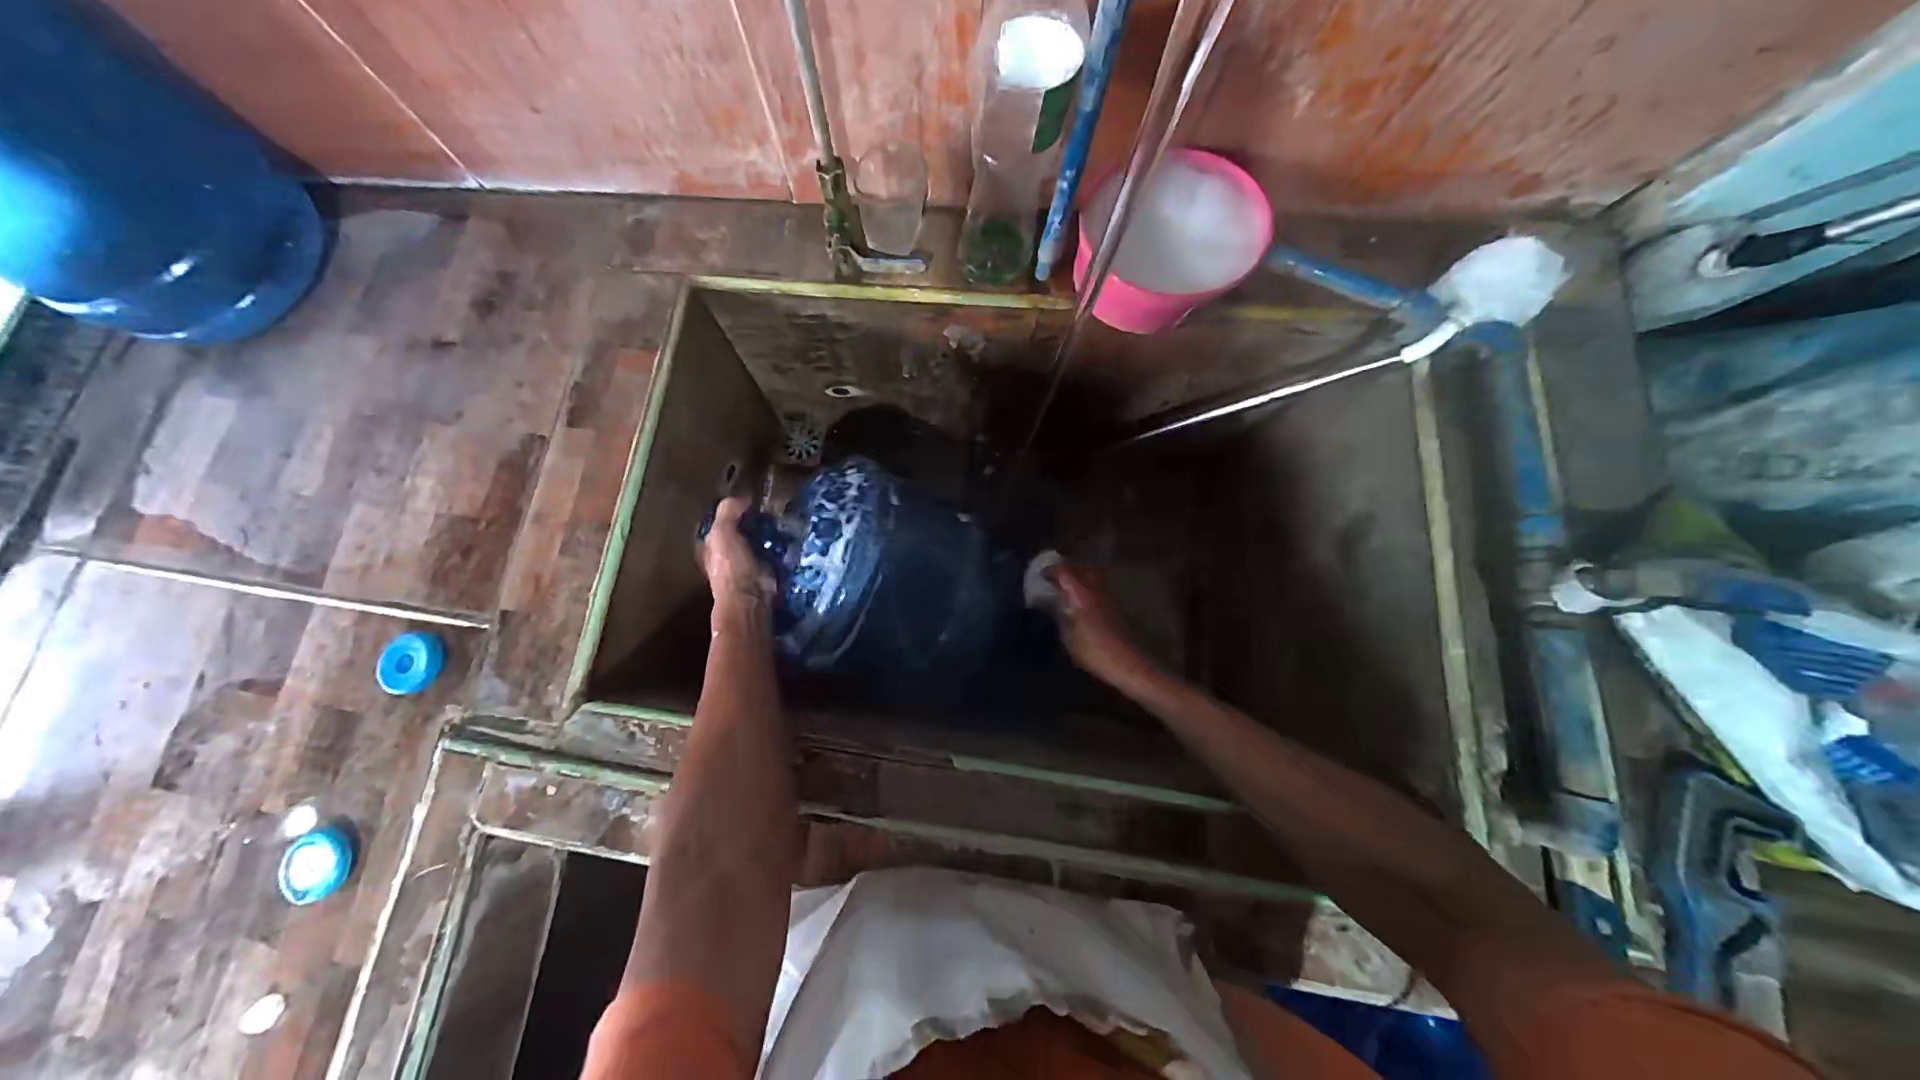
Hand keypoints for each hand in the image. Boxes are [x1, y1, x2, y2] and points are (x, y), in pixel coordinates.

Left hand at [702, 496, 775, 630]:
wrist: (750, 597)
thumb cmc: (731, 565)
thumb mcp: (722, 532)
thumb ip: (729, 511)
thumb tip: (744, 499)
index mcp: (712, 544)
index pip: (723, 520)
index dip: (736, 510)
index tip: (752, 503)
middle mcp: (728, 552)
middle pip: (744, 528)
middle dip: (757, 521)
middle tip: (771, 512)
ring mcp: (748, 561)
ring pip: (761, 539)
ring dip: (772, 532)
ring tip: (782, 522)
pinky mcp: (767, 569)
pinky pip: (775, 551)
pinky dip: (782, 544)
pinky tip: (788, 537)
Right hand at [1048, 562, 1154, 687]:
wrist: (1126, 663)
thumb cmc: (1094, 652)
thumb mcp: (1068, 638)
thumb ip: (1061, 617)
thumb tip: (1054, 605)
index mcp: (1082, 595)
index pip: (1066, 572)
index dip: (1052, 571)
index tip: (1042, 575)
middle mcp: (1097, 590)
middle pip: (1083, 569)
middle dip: (1069, 570)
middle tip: (1056, 578)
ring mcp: (1109, 597)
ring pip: (1095, 576)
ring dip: (1081, 577)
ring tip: (1069, 588)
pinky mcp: (1116, 606)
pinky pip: (1100, 588)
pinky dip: (1090, 588)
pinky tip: (1083, 601)